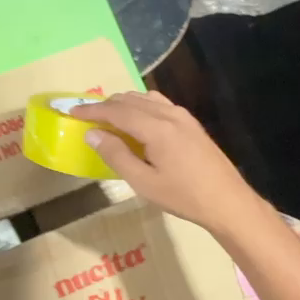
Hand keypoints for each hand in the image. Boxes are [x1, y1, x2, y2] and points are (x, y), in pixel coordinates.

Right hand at [70, 92, 261, 231]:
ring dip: (122, 104)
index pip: (116, 111)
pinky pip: (158, 104)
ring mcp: (183, 116)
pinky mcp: (190, 123)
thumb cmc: (183, 196)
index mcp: (156, 129)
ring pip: (145, 98)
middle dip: (105, 105)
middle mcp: (169, 115)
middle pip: (130, 99)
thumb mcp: (143, 182)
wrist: (227, 201)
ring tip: (106, 117)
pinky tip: (136, 121)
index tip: (71, 111)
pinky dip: (140, 106)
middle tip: (85, 116)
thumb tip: (93, 134)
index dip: (92, 110)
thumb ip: (116, 155)